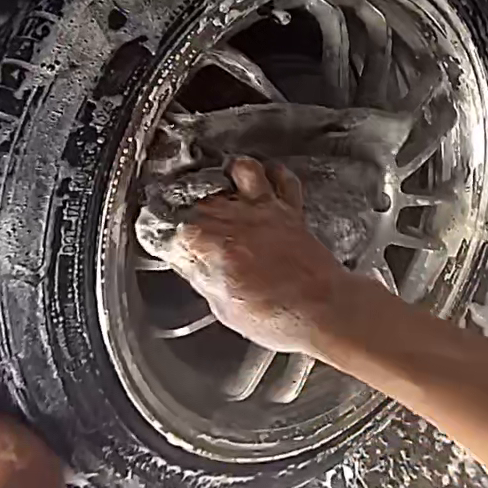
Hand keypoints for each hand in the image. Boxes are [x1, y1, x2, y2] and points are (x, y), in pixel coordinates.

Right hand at [154, 156, 362, 355]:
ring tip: (221, 185)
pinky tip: (265, 176)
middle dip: (191, 208)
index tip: (164, 240)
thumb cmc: (279, 317)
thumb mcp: (224, 307)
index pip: (176, 229)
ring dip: (229, 175)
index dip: (167, 234)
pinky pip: (283, 179)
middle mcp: (241, 220)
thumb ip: (203, 277)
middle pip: (204, 199)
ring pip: (243, 171)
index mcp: (216, 246)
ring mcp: (269, 210)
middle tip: (187, 221)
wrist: (323, 308)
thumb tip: (189, 262)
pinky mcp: (292, 210)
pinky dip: (273, 173)